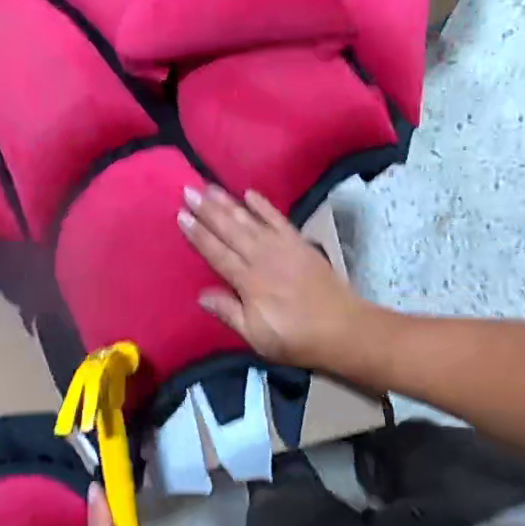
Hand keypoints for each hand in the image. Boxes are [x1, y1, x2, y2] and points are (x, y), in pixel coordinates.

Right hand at [177, 184, 375, 368]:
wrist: (343, 329)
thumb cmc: (296, 339)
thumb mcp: (256, 337)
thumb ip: (229, 312)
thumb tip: (201, 295)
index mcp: (248, 282)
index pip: (216, 253)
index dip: (198, 234)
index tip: (181, 215)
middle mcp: (262, 258)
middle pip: (230, 230)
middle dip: (208, 210)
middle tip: (188, 189)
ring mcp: (283, 248)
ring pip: (249, 220)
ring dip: (228, 203)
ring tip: (209, 187)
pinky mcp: (300, 244)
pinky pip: (278, 219)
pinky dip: (263, 206)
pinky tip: (249, 194)